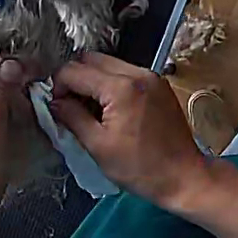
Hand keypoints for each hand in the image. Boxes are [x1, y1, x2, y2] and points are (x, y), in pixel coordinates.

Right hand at [48, 53, 217, 210]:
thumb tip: (53, 102)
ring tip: (92, 112)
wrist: (183, 177)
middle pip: (91, 60)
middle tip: (71, 108)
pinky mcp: (159, 85)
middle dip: (75, 80)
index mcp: (121, 87)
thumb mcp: (97, 146)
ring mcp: (151, 77)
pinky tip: (111, 111)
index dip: (57, 87)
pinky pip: (126, 74)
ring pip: (108, 64)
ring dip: (93, 82)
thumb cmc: (140, 168)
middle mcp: (137, 73)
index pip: (74, 71)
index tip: (57, 108)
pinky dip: (111, 86)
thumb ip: (71, 117)